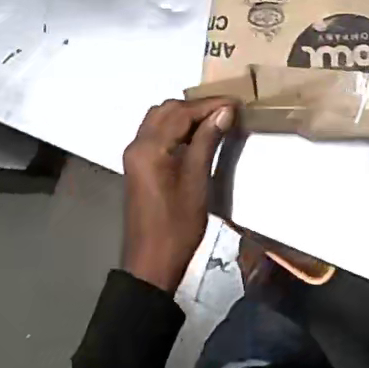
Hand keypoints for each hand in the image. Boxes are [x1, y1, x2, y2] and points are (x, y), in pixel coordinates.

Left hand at [120, 97, 235, 292]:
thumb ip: (207, 142)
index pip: (180, 113)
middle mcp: (137, 144)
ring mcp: (134, 155)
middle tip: (226, 111)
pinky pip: (155, 133)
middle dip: (196, 107)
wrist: (151, 264)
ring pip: (159, 120)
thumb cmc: (177, 226)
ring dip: (184, 115)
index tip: (234, 103)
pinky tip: (196, 136)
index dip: (208, 105)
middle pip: (166, 110)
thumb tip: (224, 112)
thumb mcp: (197, 182)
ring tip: (214, 121)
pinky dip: (175, 128)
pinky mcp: (138, 165)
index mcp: (148, 147)